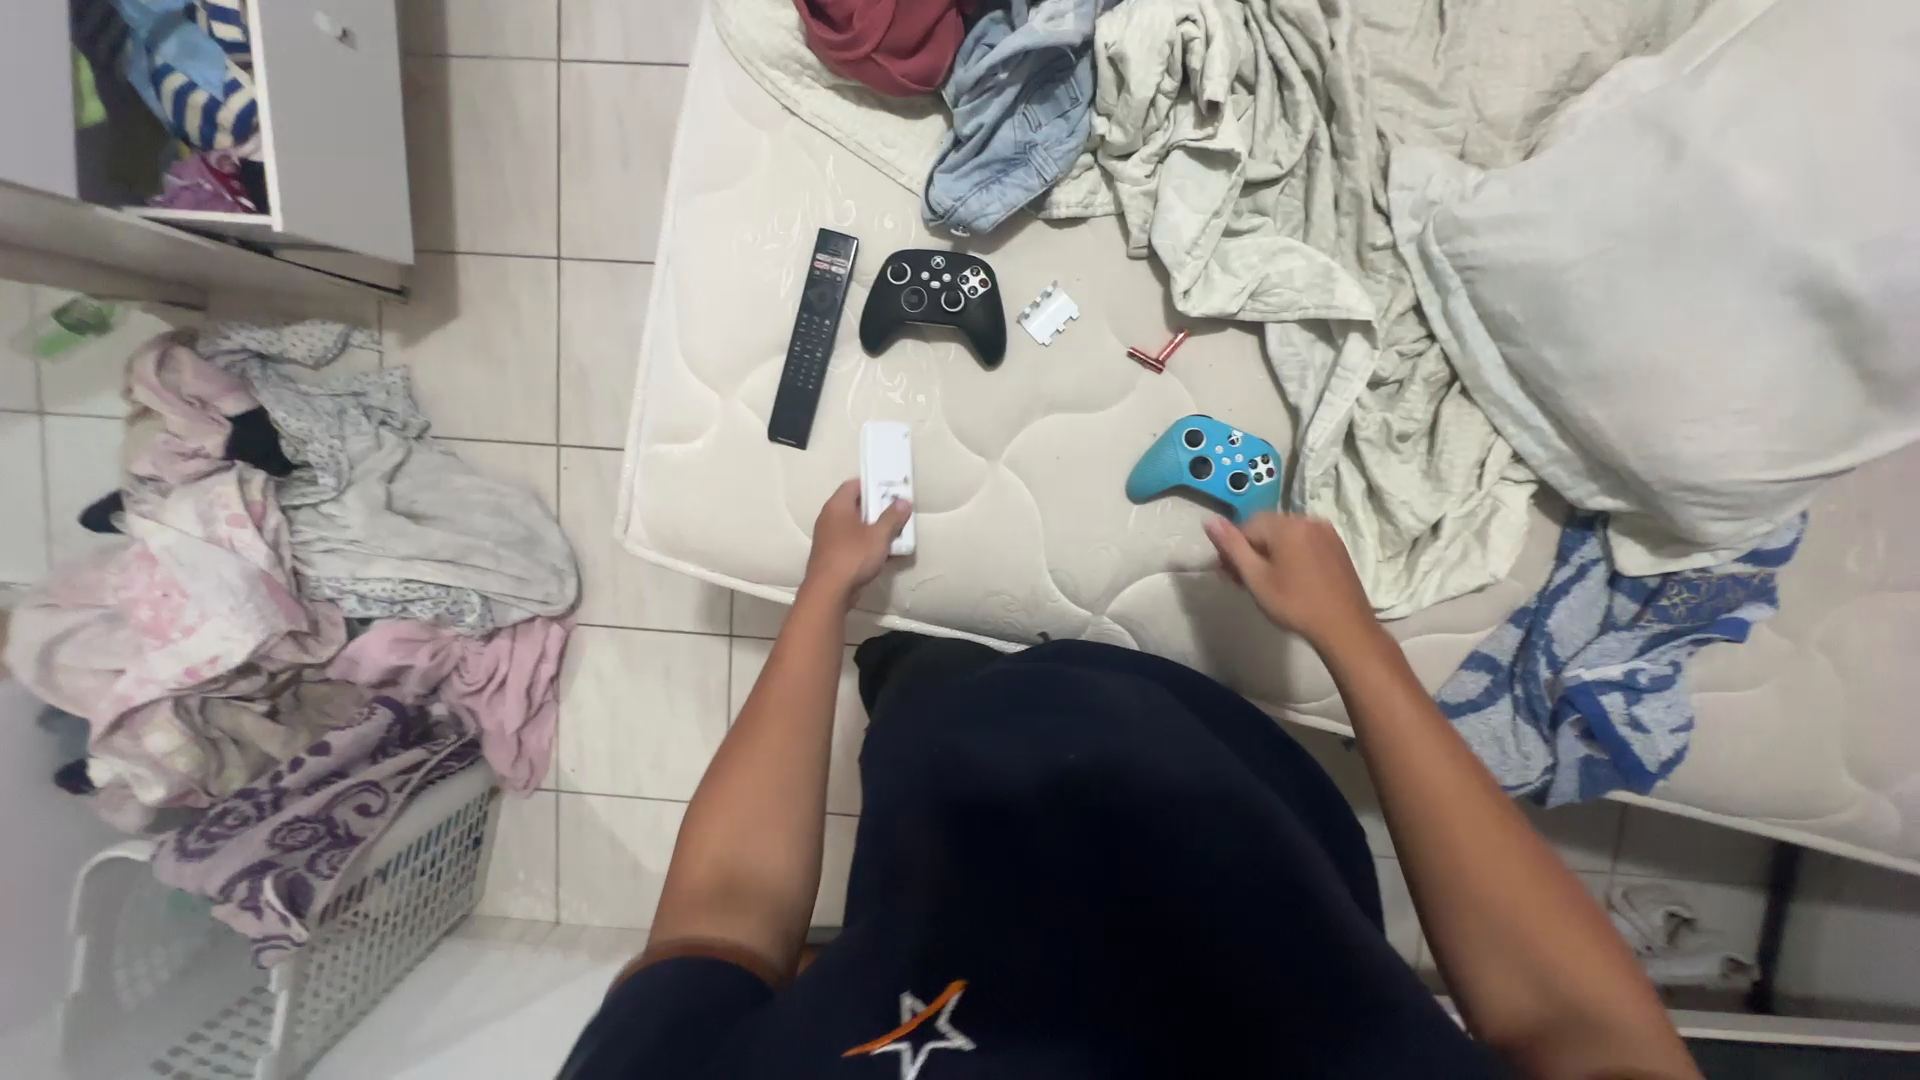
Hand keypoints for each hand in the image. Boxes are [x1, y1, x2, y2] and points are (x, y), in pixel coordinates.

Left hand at [802, 479, 911, 604]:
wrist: (829, 591)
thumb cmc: (853, 556)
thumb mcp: (879, 535)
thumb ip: (892, 517)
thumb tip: (904, 501)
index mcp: (837, 506)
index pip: (853, 485)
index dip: (872, 485)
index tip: (890, 491)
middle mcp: (828, 517)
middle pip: (854, 505)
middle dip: (876, 508)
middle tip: (896, 511)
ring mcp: (827, 537)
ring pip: (853, 525)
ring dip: (872, 527)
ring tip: (892, 532)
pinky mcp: (830, 554)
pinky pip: (850, 541)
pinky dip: (864, 542)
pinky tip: (881, 551)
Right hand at [1204, 513, 1377, 650]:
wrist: (1345, 628)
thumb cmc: (1294, 604)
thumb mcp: (1255, 577)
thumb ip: (1232, 547)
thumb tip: (1209, 520)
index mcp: (1286, 526)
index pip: (1246, 527)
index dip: (1232, 550)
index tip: (1229, 575)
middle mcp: (1307, 520)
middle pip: (1266, 528)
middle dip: (1251, 550)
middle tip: (1243, 581)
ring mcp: (1326, 533)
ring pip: (1286, 536)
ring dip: (1271, 552)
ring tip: (1267, 581)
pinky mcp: (1337, 547)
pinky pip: (1304, 542)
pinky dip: (1291, 554)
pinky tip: (1290, 578)